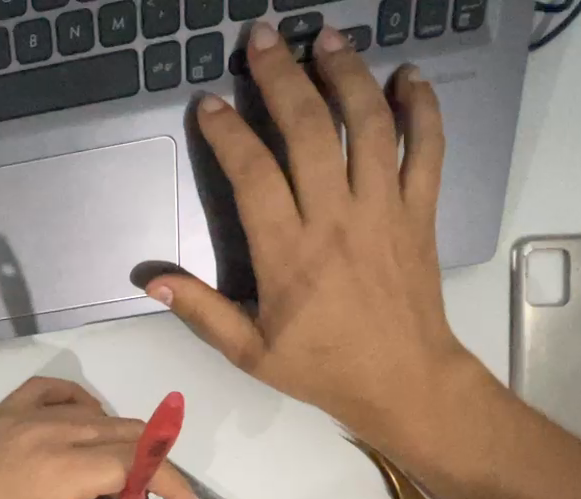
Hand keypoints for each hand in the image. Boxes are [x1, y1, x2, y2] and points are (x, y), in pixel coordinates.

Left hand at [0, 377, 198, 498]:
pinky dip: (81, 404)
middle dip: (152, 463)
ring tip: (117, 475)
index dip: (171, 482)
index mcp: (63, 470)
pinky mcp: (1, 413)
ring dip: (120, 438)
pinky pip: (54, 391)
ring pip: (95, 413)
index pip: (138, 462)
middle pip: (125, 432)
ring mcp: (23, 416)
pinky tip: (82, 427)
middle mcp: (50, 432)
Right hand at [144, 24, 481, 445]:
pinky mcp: (420, 210)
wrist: (401, 379)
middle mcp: (335, 218)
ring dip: (347, 74)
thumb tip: (153, 281)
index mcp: (287, 253)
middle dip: (282, 78)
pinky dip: (421, 108)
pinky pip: (426, 148)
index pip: (253, 176)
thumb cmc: (318, 366)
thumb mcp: (248, 350)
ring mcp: (384, 209)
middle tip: (263, 38)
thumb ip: (202, 311)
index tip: (209, 103)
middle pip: (308, 131)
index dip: (229, 134)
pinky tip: (407, 77)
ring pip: (367, 126)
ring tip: (327, 37)